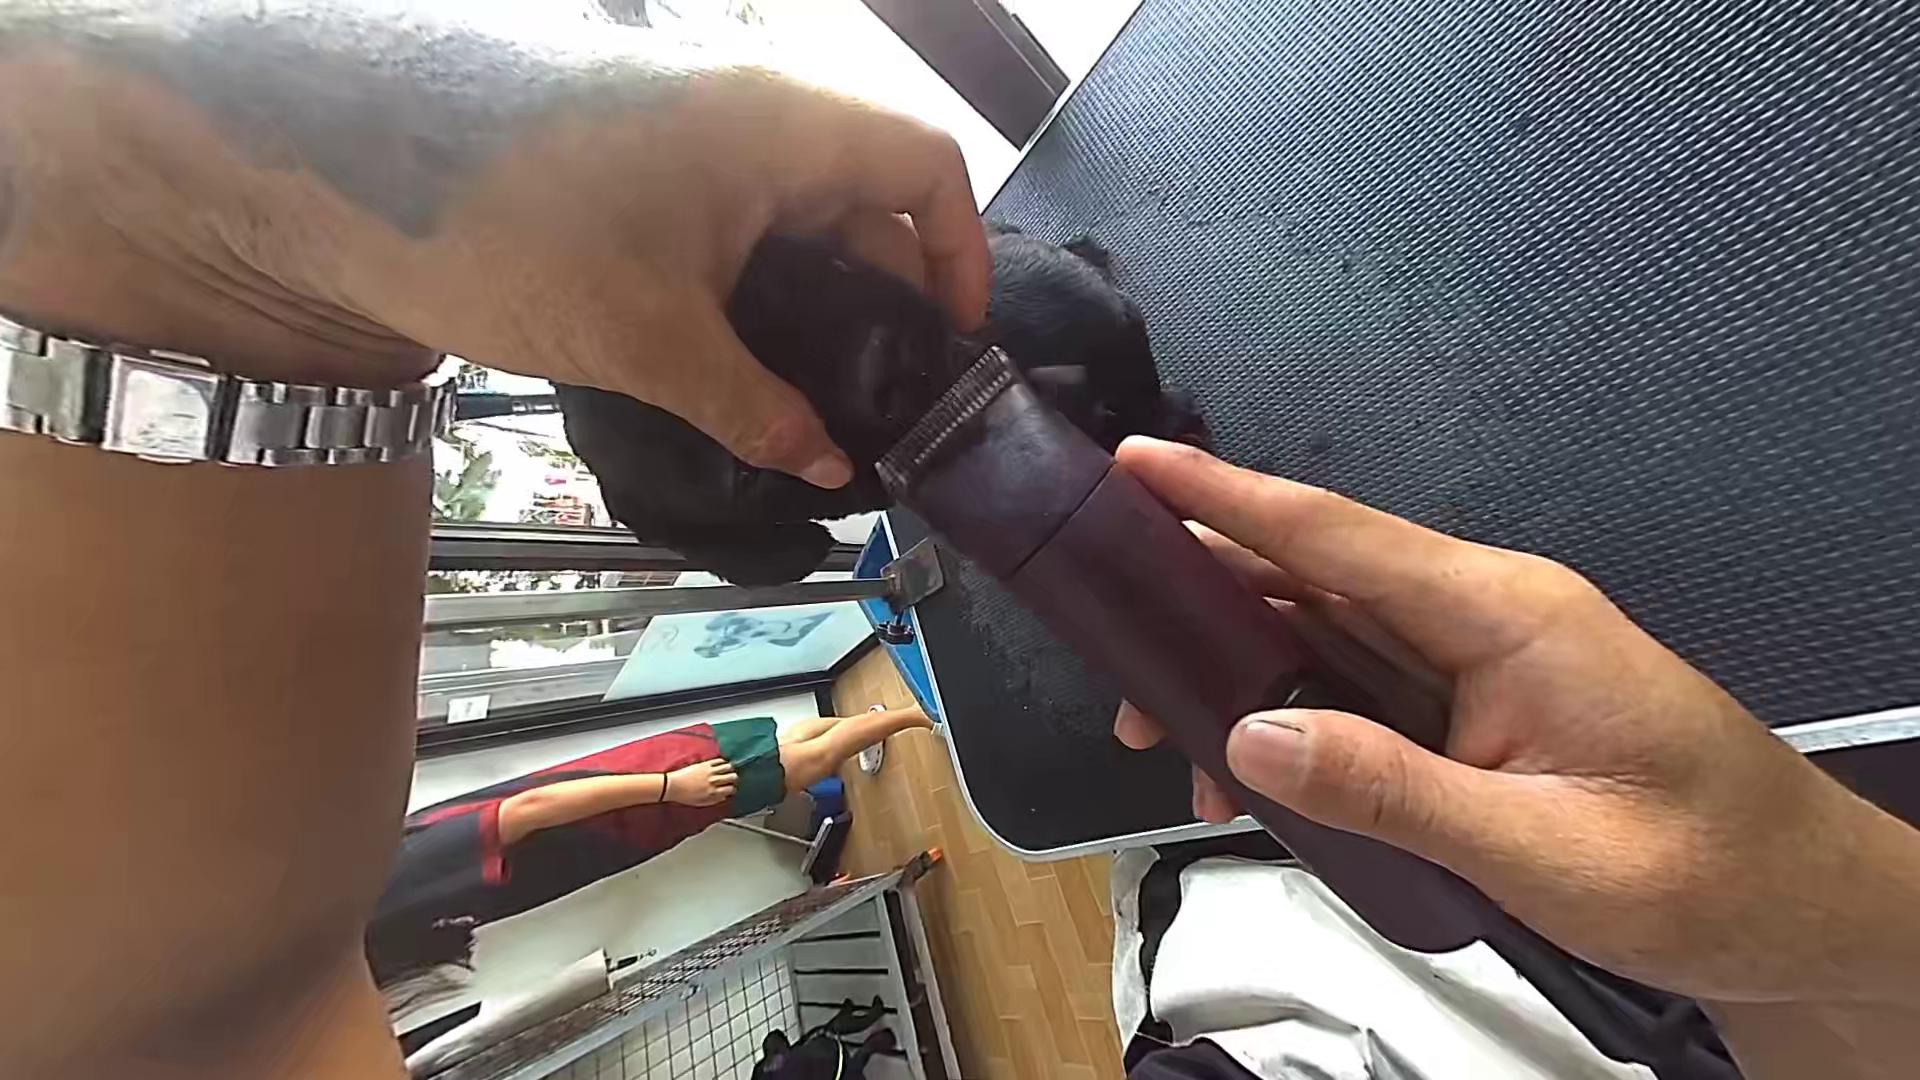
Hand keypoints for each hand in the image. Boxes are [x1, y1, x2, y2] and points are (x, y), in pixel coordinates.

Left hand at [0, 12, 989, 485]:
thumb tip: (832, 471)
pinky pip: (763, 238)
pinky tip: (775, 362)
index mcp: (774, 129)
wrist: (305, 159)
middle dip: (904, 298)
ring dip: (842, 308)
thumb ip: (756, 410)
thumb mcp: (646, 339)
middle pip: (878, 205)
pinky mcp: (669, 182)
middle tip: (898, 387)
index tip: (958, 335)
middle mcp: (755, 124)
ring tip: (843, 390)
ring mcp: (708, 150)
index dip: (963, 250)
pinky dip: (787, 301)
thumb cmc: (492, 223)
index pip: (925, 165)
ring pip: (817, 228)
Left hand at [664, 759, 737, 807]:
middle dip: (734, 778)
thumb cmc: (685, 796)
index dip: (733, 789)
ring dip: (730, 769)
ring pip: (728, 767)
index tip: (732, 788)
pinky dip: (723, 762)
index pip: (730, 789)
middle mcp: (713, 781)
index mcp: (712, 792)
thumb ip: (714, 800)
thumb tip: (725, 797)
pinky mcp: (706, 763)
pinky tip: (722, 764)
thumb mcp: (700, 803)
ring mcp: (710, 771)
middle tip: (732, 779)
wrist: (672, 786)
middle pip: (732, 776)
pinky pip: (720, 760)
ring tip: (728, 770)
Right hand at [1112, 437, 1919, 1009]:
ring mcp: (1430, 645)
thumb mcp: (1553, 855)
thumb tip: (1250, 738)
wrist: (1807, 917)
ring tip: (1154, 724)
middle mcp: (1448, 605)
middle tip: (1112, 624)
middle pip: (1288, 570)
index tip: (1139, 462)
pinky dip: (1258, 710)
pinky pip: (1314, 674)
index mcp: (1491, 609)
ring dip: (1214, 664)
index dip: (1222, 491)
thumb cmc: (1711, 879)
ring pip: (1288, 624)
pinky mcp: (1418, 685)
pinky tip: (1234, 771)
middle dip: (1190, 590)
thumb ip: (1392, 791)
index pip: (1325, 530)